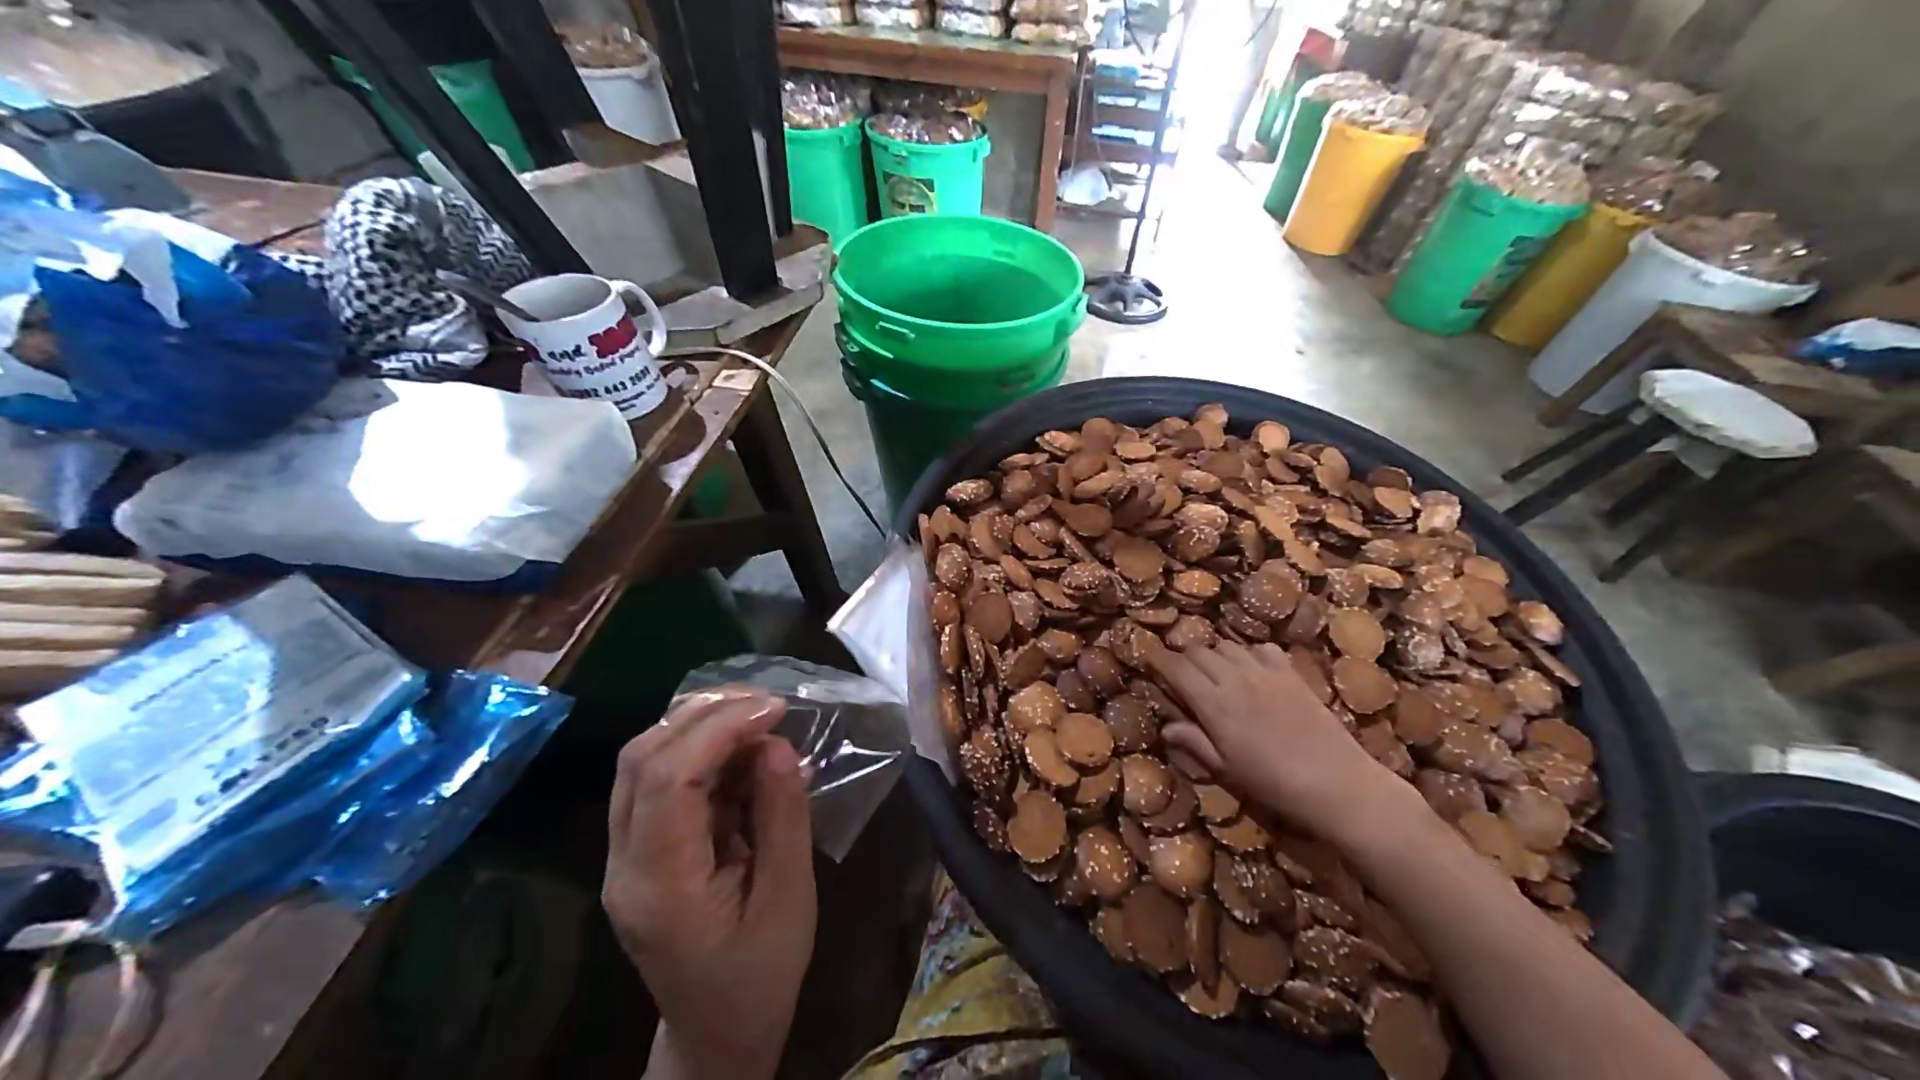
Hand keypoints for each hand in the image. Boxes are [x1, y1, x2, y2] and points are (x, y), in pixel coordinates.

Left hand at [603, 687, 816, 1079]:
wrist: (719, 1033)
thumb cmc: (761, 974)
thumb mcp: (789, 897)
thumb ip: (783, 817)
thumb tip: (776, 744)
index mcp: (658, 885)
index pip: (668, 780)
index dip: (719, 730)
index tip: (775, 708)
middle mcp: (623, 863)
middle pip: (640, 760)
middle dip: (703, 715)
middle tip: (765, 702)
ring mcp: (622, 857)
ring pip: (642, 764)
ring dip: (698, 728)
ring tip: (757, 718)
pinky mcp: (637, 852)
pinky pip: (657, 782)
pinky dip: (700, 754)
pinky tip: (742, 752)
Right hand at [1150, 641, 1419, 842]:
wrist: (1335, 783)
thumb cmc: (1273, 784)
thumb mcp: (1226, 770)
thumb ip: (1195, 743)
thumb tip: (1167, 728)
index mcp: (1214, 705)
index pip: (1177, 668)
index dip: (1159, 660)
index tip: (1149, 660)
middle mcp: (1236, 680)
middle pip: (1199, 651)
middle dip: (1184, 657)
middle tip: (1180, 672)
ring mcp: (1265, 674)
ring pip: (1228, 646)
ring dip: (1214, 654)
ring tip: (1213, 670)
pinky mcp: (1291, 674)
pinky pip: (1262, 648)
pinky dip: (1249, 653)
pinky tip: (1251, 669)